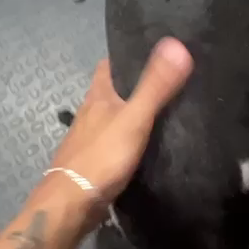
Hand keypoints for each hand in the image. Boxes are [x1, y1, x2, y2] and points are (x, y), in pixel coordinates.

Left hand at [45, 40, 192, 220]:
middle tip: (167, 82)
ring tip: (165, 111)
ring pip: (113, 117)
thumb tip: (176, 43)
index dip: (126, 55)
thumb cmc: (101, 156)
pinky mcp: (95, 162)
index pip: (109, 65)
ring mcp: (90, 139)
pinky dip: (131, 140)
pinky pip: (116, 143)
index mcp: (97, 96)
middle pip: (112, 91)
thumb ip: (155, 86)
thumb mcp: (134, 118)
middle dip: (134, 85)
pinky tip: (148, 146)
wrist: (72, 204)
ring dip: (132, 113)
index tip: (151, 51)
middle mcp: (90, 113)